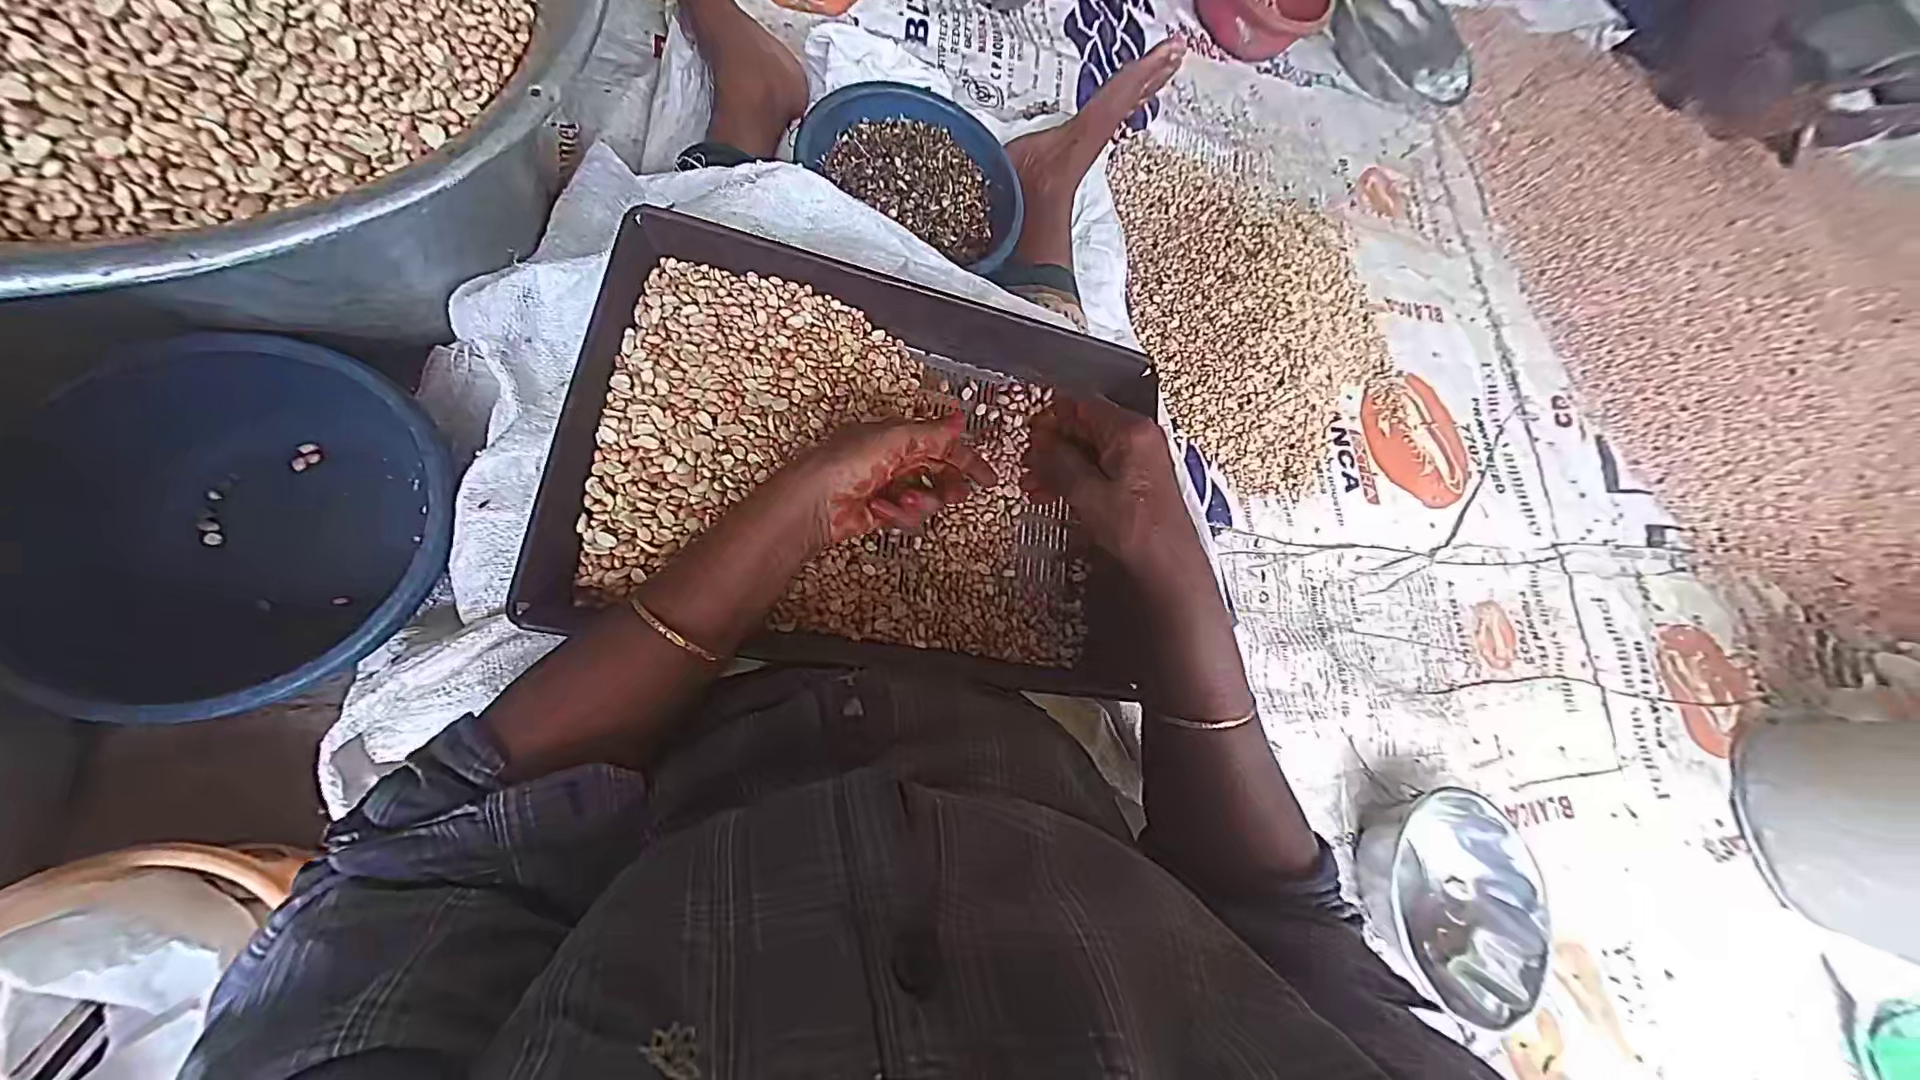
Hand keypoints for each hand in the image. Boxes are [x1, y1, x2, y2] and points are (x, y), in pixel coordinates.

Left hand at [783, 415, 997, 547]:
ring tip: (904, 500)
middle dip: (948, 485)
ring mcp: (889, 487)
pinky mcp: (882, 512)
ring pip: (926, 498)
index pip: (942, 445)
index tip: (987, 478)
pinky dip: (898, 514)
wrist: (814, 502)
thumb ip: (932, 433)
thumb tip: (959, 419)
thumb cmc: (844, 463)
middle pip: (938, 474)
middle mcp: (895, 461)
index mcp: (898, 437)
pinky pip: (906, 516)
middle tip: (955, 495)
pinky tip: (881, 510)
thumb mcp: (894, 439)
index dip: (967, 460)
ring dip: (920, 501)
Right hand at [1022, 394, 1203, 580]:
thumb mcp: (1087, 495)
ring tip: (1033, 483)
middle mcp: (1138, 439)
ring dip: (1058, 465)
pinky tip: (1053, 494)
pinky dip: (1074, 478)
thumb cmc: (1140, 532)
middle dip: (1051, 445)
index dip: (1049, 416)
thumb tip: (1039, 444)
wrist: (1169, 567)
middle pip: (1084, 427)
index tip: (1027, 429)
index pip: (1081, 404)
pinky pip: (1098, 469)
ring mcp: (1138, 459)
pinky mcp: (1136, 480)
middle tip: (1026, 461)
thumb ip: (1059, 463)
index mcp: (1130, 431)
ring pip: (1088, 451)